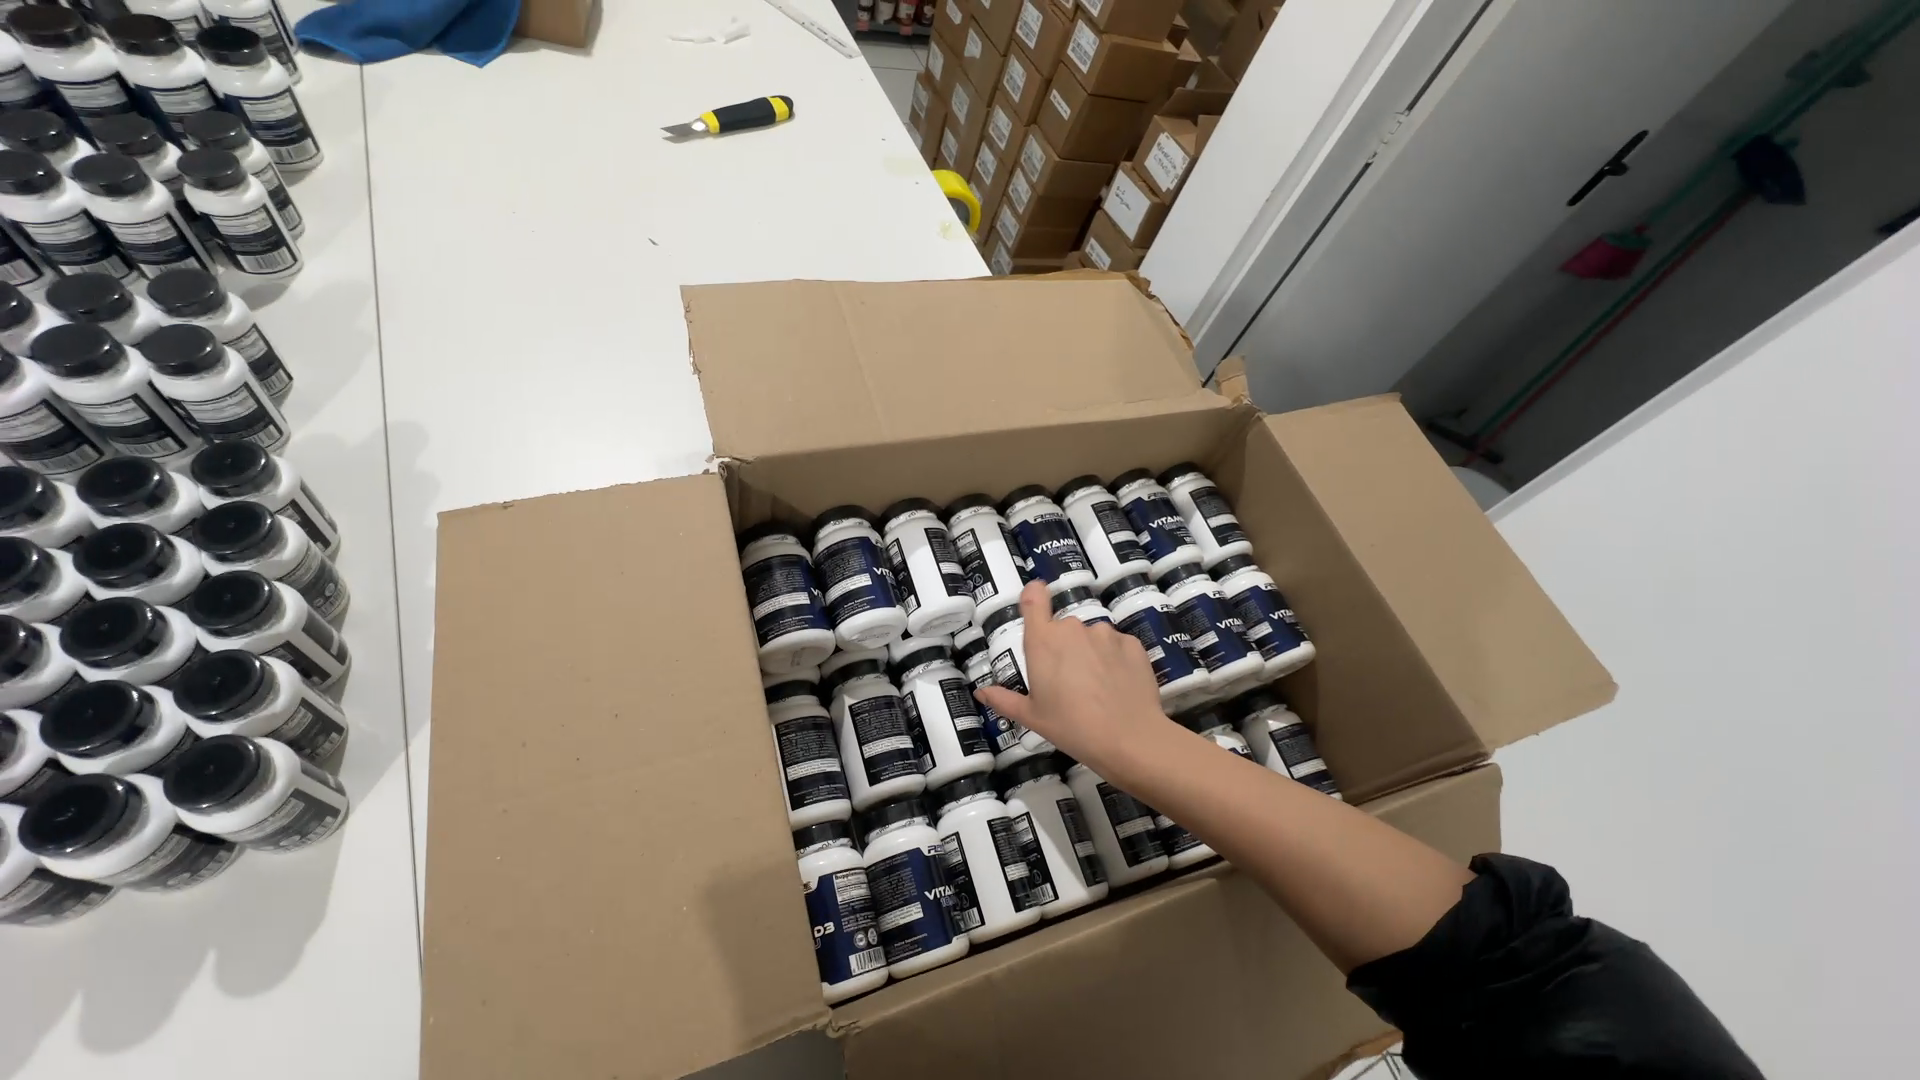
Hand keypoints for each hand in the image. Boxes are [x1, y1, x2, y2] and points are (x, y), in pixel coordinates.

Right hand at [974, 581, 1178, 781]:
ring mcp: (1105, 633)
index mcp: (1043, 641)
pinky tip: (1117, 686)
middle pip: (1063, 627)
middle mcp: (1073, 628)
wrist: (1129, 738)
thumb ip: (1004, 699)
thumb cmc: (1071, 727)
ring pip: (1092, 637)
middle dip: (1063, 647)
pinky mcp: (1132, 643)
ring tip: (1096, 688)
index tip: (1035, 600)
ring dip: (1090, 654)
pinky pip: (1117, 646)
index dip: (1033, 594)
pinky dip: (1115, 661)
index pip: (1034, 598)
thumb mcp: (1032, 717)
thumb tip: (981, 692)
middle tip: (1067, 681)